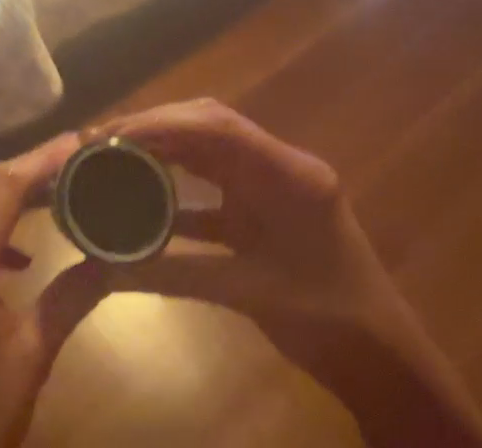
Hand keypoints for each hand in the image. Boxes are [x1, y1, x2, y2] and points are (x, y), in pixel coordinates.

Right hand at [97, 99, 481, 447]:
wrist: (384, 359)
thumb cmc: (328, 320)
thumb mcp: (247, 294)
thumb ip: (173, 274)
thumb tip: (102, 269)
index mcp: (289, 174)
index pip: (216, 126)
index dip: (158, 122)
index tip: (108, 135)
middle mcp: (280, 167)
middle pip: (207, 127)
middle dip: (151, 128)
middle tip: (98, 142)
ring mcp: (273, 187)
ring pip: (207, 152)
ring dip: (160, 152)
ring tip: (109, 158)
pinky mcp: (264, 211)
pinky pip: (212, 188)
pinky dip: (175, 191)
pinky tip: (139, 202)